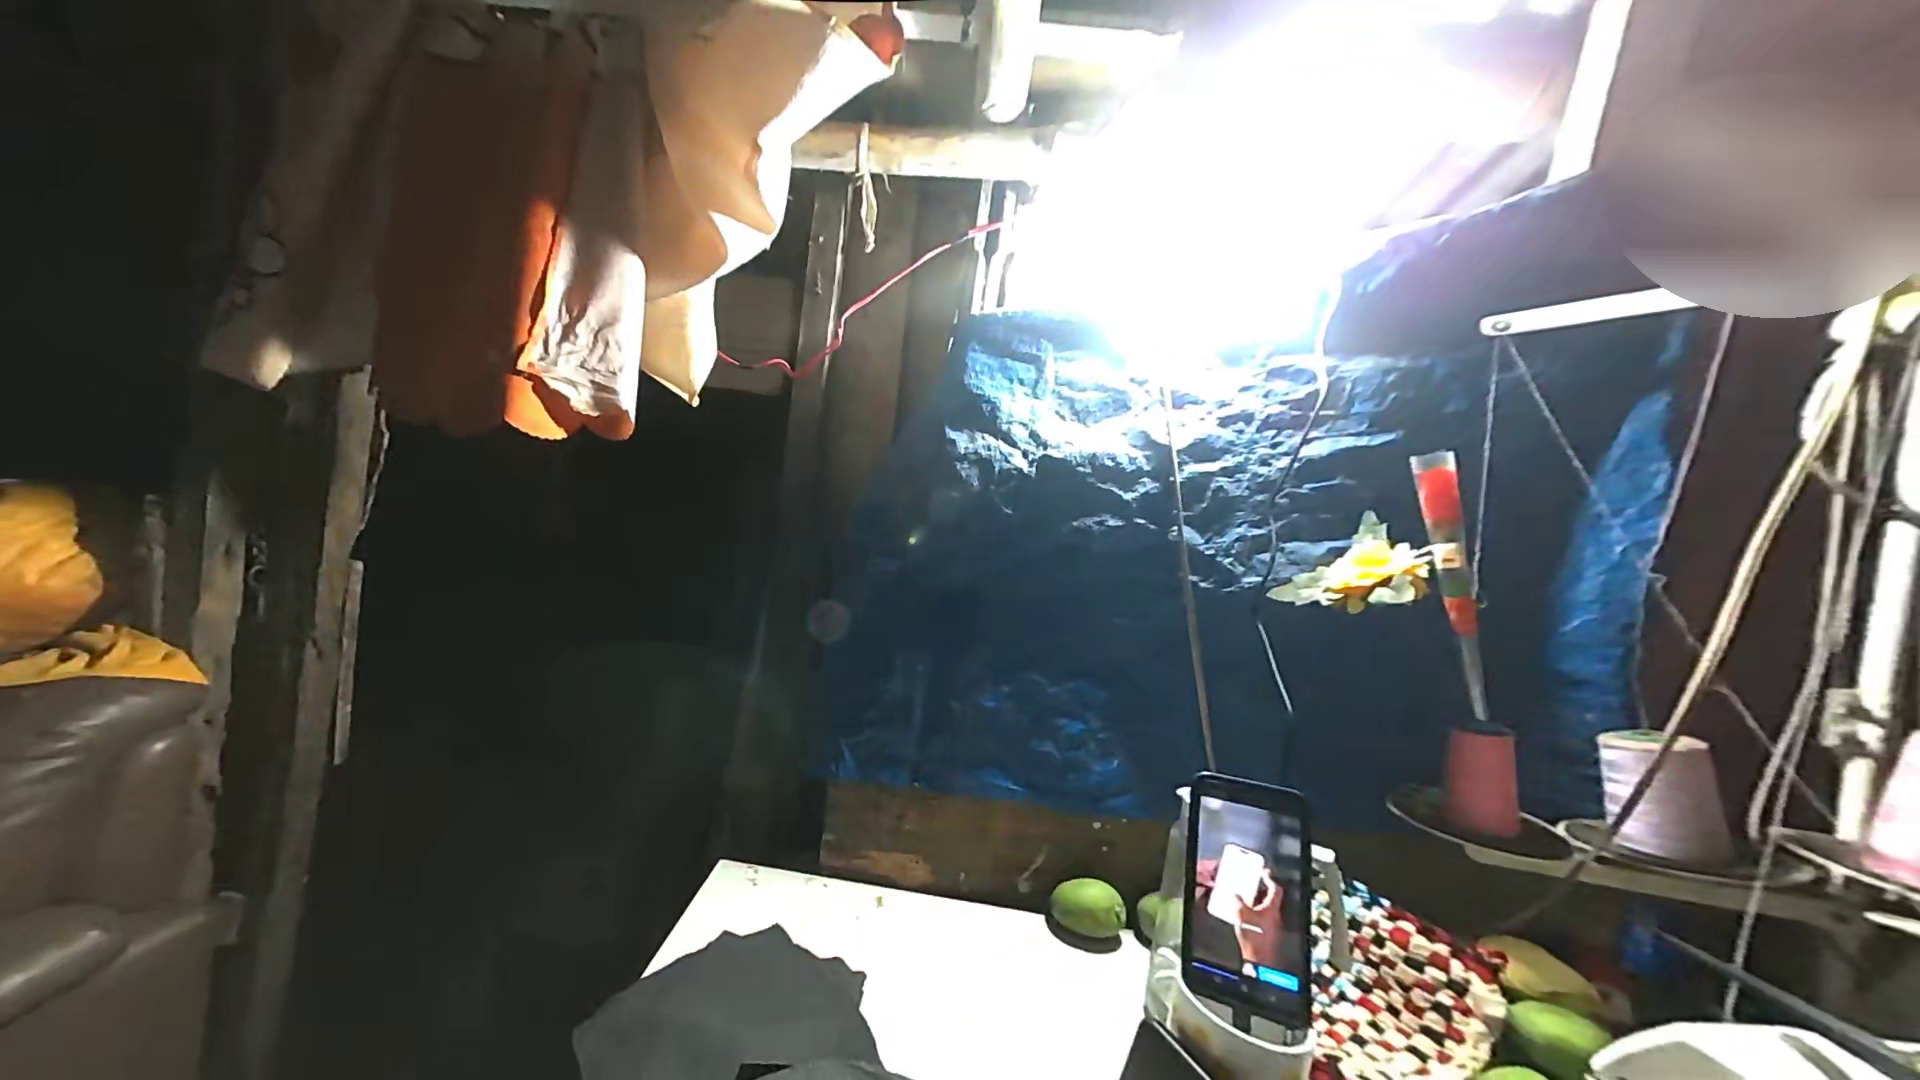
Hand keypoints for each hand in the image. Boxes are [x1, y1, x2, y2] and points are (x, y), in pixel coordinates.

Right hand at [1234, 870, 1285, 968]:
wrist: (1260, 961)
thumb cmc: (1254, 935)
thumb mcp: (1242, 914)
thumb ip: (1238, 902)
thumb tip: (1236, 895)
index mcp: (1272, 909)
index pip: (1275, 890)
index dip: (1269, 879)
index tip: (1264, 872)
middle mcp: (1275, 916)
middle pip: (1270, 899)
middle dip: (1261, 890)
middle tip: (1251, 884)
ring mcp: (1273, 926)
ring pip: (1266, 908)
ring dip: (1257, 902)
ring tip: (1244, 898)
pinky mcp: (1269, 934)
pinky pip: (1263, 917)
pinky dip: (1255, 912)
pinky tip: (1244, 914)